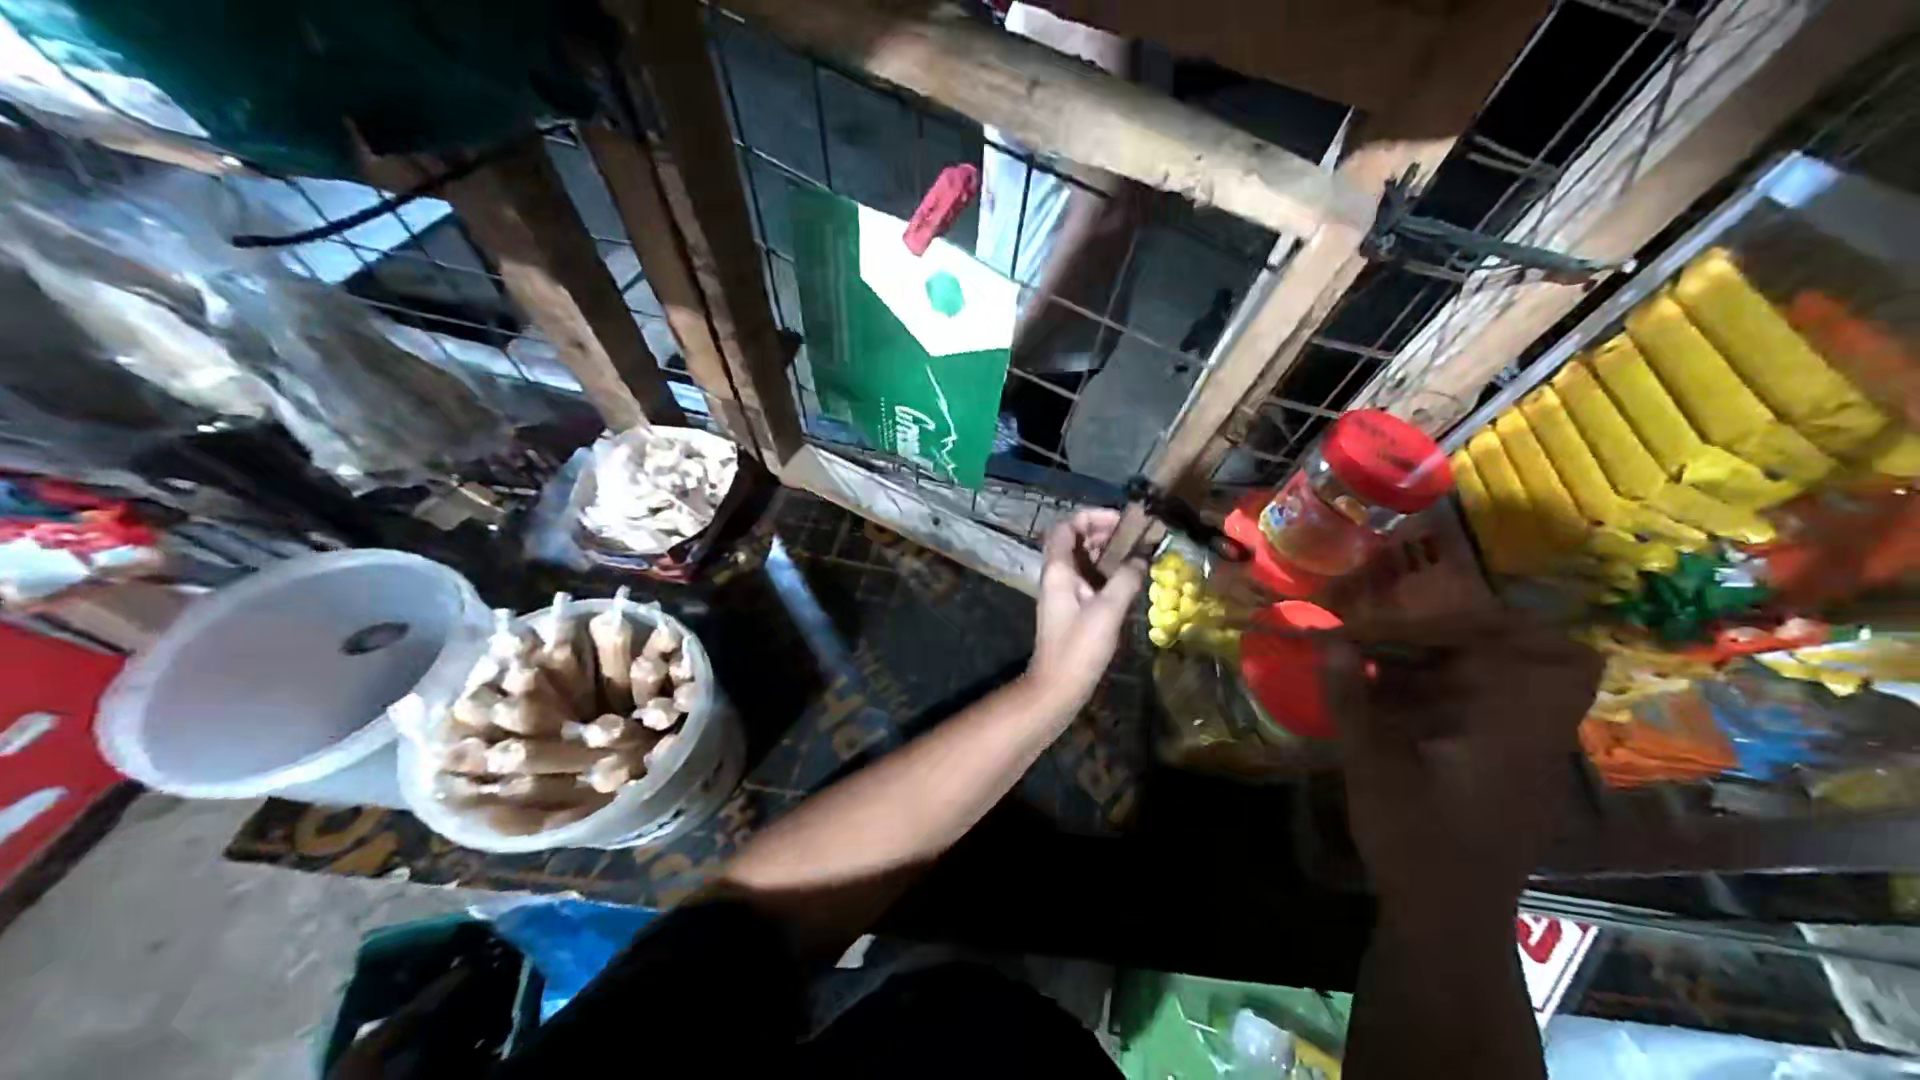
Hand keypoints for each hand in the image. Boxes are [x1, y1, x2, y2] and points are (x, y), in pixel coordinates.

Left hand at [1025, 509, 1143, 709]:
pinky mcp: (1073, 608)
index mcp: (1058, 571)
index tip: (1121, 520)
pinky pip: (1090, 579)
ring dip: (1107, 551)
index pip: (1066, 527)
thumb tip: (1141, 559)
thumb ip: (1125, 580)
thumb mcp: (1106, 611)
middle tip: (1135, 536)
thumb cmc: (1078, 648)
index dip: (1091, 516)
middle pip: (1075, 540)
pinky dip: (1107, 571)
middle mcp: (1057, 576)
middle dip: (1103, 531)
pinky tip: (1130, 577)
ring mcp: (1064, 593)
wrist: (1058, 687)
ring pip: (1083, 559)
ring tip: (1137, 552)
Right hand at [1324, 616, 1601, 921]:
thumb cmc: (1416, 838)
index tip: (1449, 610)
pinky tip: (1388, 699)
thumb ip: (1352, 699)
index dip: (1517, 624)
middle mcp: (1530, 738)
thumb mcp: (1372, 765)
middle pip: (1521, 664)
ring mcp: (1518, 759)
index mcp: (1516, 731)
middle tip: (1399, 629)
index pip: (1563, 658)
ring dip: (1442, 667)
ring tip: (1381, 658)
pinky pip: (1481, 717)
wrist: (1446, 917)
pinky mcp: (1498, 774)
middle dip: (1459, 638)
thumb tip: (1330, 637)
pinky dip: (1439, 698)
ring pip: (1497, 690)